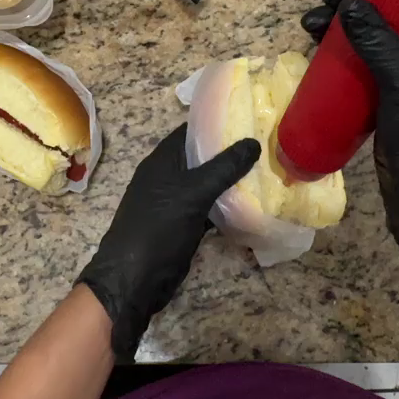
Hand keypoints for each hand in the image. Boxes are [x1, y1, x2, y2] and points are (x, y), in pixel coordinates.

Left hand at [77, 125, 260, 361]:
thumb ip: (224, 167)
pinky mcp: (182, 224)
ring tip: (265, 170)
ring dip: (231, 180)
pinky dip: (226, 205)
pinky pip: (208, 207)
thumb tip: (253, 142)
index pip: (192, 130)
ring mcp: (174, 201)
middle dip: (230, 152)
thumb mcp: (194, 193)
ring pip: (207, 183)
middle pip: (202, 156)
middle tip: (266, 145)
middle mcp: (167, 175)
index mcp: (163, 159)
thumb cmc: (158, 228)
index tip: (249, 117)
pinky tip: (252, 204)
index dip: (218, 121)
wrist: (133, 281)